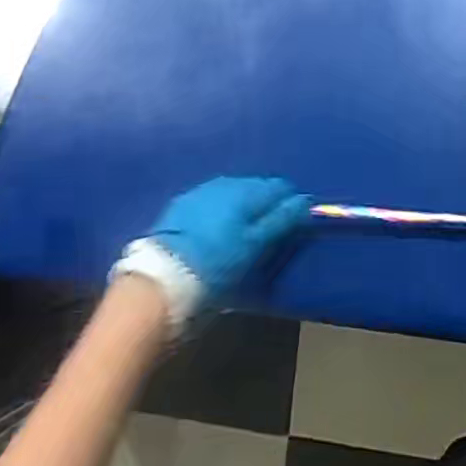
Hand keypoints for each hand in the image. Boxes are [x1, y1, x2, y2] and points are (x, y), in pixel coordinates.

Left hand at [111, 177, 310, 323]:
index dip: (290, 204)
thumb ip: (282, 220)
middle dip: (266, 205)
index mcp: (246, 190)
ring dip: (244, 208)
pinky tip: (220, 231)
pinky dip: (223, 212)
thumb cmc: (218, 265)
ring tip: (245, 234)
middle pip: (256, 187)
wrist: (160, 282)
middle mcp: (224, 183)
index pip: (280, 187)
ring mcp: (200, 192)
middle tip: (270, 233)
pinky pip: (213, 202)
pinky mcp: (181, 206)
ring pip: (234, 193)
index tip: (293, 226)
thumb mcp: (256, 246)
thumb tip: (304, 201)